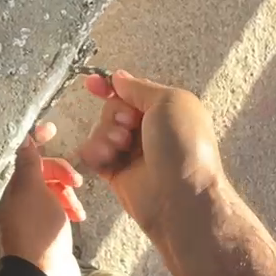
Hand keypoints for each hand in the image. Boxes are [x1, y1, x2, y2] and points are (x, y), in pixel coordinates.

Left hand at [0, 121, 83, 275]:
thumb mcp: (32, 191)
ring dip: (67, 193)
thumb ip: (29, 164)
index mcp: (6, 191)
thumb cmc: (37, 232)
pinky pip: (57, 210)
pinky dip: (68, 209)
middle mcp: (14, 202)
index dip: (35, 140)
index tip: (52, 128)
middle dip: (59, 173)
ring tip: (77, 207)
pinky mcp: (43, 232)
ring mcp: (29, 218)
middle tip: (75, 181)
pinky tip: (78, 217)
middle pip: (39, 172)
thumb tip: (23, 138)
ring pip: (51, 191)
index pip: (19, 156)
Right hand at [77, 70, 226, 241]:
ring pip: (100, 131)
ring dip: (106, 134)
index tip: (92, 84)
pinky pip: (92, 154)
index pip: (131, 92)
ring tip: (121, 147)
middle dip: (115, 114)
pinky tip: (106, 157)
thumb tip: (118, 78)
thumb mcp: (170, 101)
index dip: (110, 86)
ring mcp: (130, 152)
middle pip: (112, 109)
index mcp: (164, 111)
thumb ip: (139, 87)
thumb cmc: (184, 146)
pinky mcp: (114, 172)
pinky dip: (95, 152)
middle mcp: (148, 130)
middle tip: (128, 125)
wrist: (180, 197)